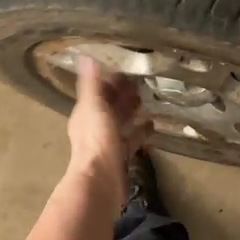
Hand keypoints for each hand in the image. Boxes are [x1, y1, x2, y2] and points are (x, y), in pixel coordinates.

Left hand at [67, 57, 148, 186]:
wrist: (101, 182)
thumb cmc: (97, 141)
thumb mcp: (94, 106)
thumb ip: (92, 83)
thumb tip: (86, 56)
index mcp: (86, 113)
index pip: (97, 90)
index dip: (110, 79)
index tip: (128, 67)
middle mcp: (94, 126)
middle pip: (109, 106)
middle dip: (122, 94)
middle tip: (142, 82)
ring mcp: (107, 143)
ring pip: (121, 122)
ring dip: (132, 112)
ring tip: (148, 101)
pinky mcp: (120, 157)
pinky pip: (131, 140)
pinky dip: (140, 132)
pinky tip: (153, 125)